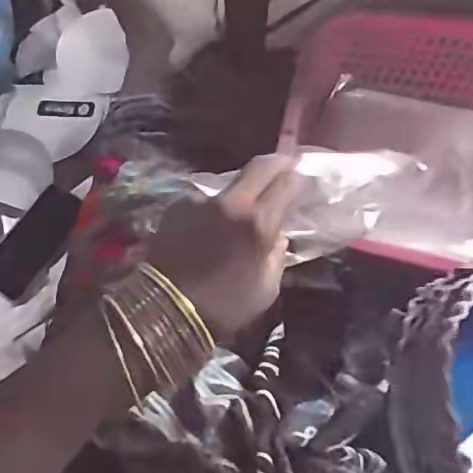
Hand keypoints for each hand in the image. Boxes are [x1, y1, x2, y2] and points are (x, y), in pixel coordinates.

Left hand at [146, 153, 302, 335]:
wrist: (166, 309)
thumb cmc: (224, 306)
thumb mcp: (266, 289)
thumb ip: (277, 257)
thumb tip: (278, 238)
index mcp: (257, 222)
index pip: (288, 184)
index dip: (301, 179)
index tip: (307, 181)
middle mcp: (229, 201)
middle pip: (260, 166)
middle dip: (279, 163)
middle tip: (289, 165)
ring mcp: (200, 200)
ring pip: (231, 182)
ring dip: (245, 189)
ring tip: (247, 205)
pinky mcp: (178, 206)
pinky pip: (207, 200)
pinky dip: (217, 207)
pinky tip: (215, 224)